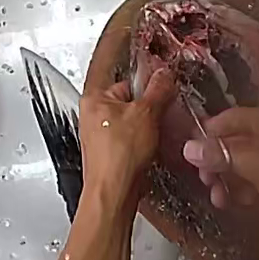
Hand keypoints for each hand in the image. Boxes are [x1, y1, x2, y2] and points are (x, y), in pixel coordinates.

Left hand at [79, 68, 175, 208]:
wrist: (114, 194)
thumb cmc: (118, 158)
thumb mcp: (146, 114)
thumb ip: (158, 90)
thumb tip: (165, 75)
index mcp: (94, 98)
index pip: (115, 70)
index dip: (136, 69)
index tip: (150, 65)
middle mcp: (93, 114)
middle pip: (128, 95)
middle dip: (147, 100)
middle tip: (160, 106)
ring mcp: (101, 133)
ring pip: (131, 116)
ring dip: (147, 121)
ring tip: (155, 129)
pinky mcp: (112, 151)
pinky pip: (132, 135)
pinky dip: (144, 137)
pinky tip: (151, 144)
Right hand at [180, 106, 258, 237]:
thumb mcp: (257, 164)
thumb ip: (222, 154)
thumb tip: (188, 147)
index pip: (230, 118)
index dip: (207, 133)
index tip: (188, 153)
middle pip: (236, 142)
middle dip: (216, 162)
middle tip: (205, 181)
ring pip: (245, 165)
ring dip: (227, 180)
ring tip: (219, 199)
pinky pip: (258, 182)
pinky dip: (244, 190)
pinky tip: (236, 204)